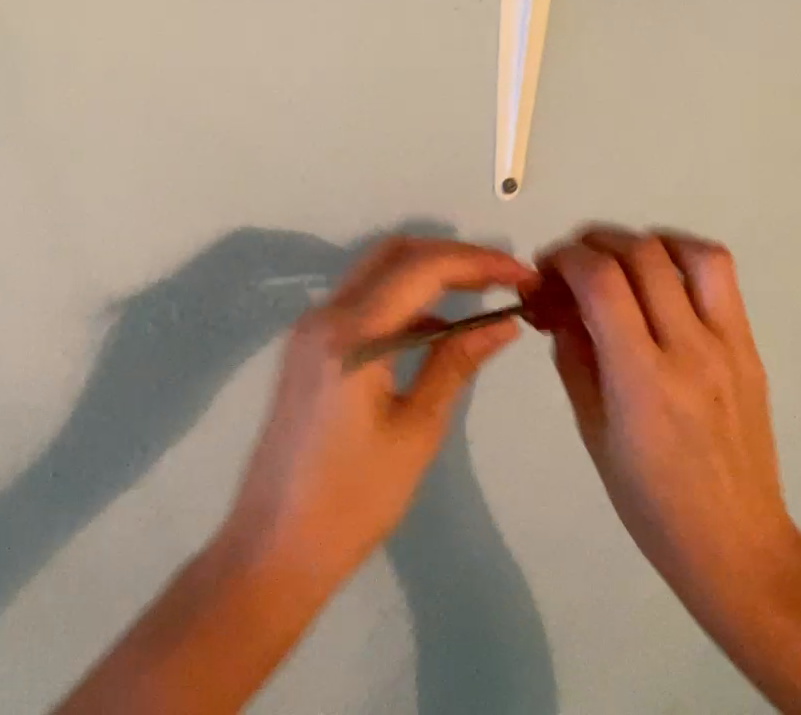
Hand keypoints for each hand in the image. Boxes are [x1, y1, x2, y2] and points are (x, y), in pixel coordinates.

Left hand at [220, 235, 533, 582]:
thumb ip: (456, 364)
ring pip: (376, 273)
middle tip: (505, 276)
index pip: (423, 269)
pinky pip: (362, 302)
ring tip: (484, 294)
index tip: (525, 275)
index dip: (479, 262)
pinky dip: (404, 300)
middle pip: (395, 255)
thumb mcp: (416, 431)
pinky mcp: (308, 349)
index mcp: (352, 335)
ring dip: (429, 273)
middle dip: (454, 256)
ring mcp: (310, 331)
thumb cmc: (352, 500)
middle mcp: (324, 316)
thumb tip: (503, 322)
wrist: (275, 546)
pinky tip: (440, 327)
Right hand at [535, 226, 800, 619]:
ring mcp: (729, 345)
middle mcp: (689, 350)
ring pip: (694, 253)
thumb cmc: (649, 500)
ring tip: (622, 260)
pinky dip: (683, 260)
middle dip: (596, 243)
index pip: (601, 282)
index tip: (547, 270)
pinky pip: (721, 280)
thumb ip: (574, 359)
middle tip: (574, 264)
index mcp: (641, 380)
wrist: (734, 541)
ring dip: (648, 241)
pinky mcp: (751, 348)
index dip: (566, 259)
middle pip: (643, 255)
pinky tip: (660, 281)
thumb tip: (560, 308)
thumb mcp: (592, 432)